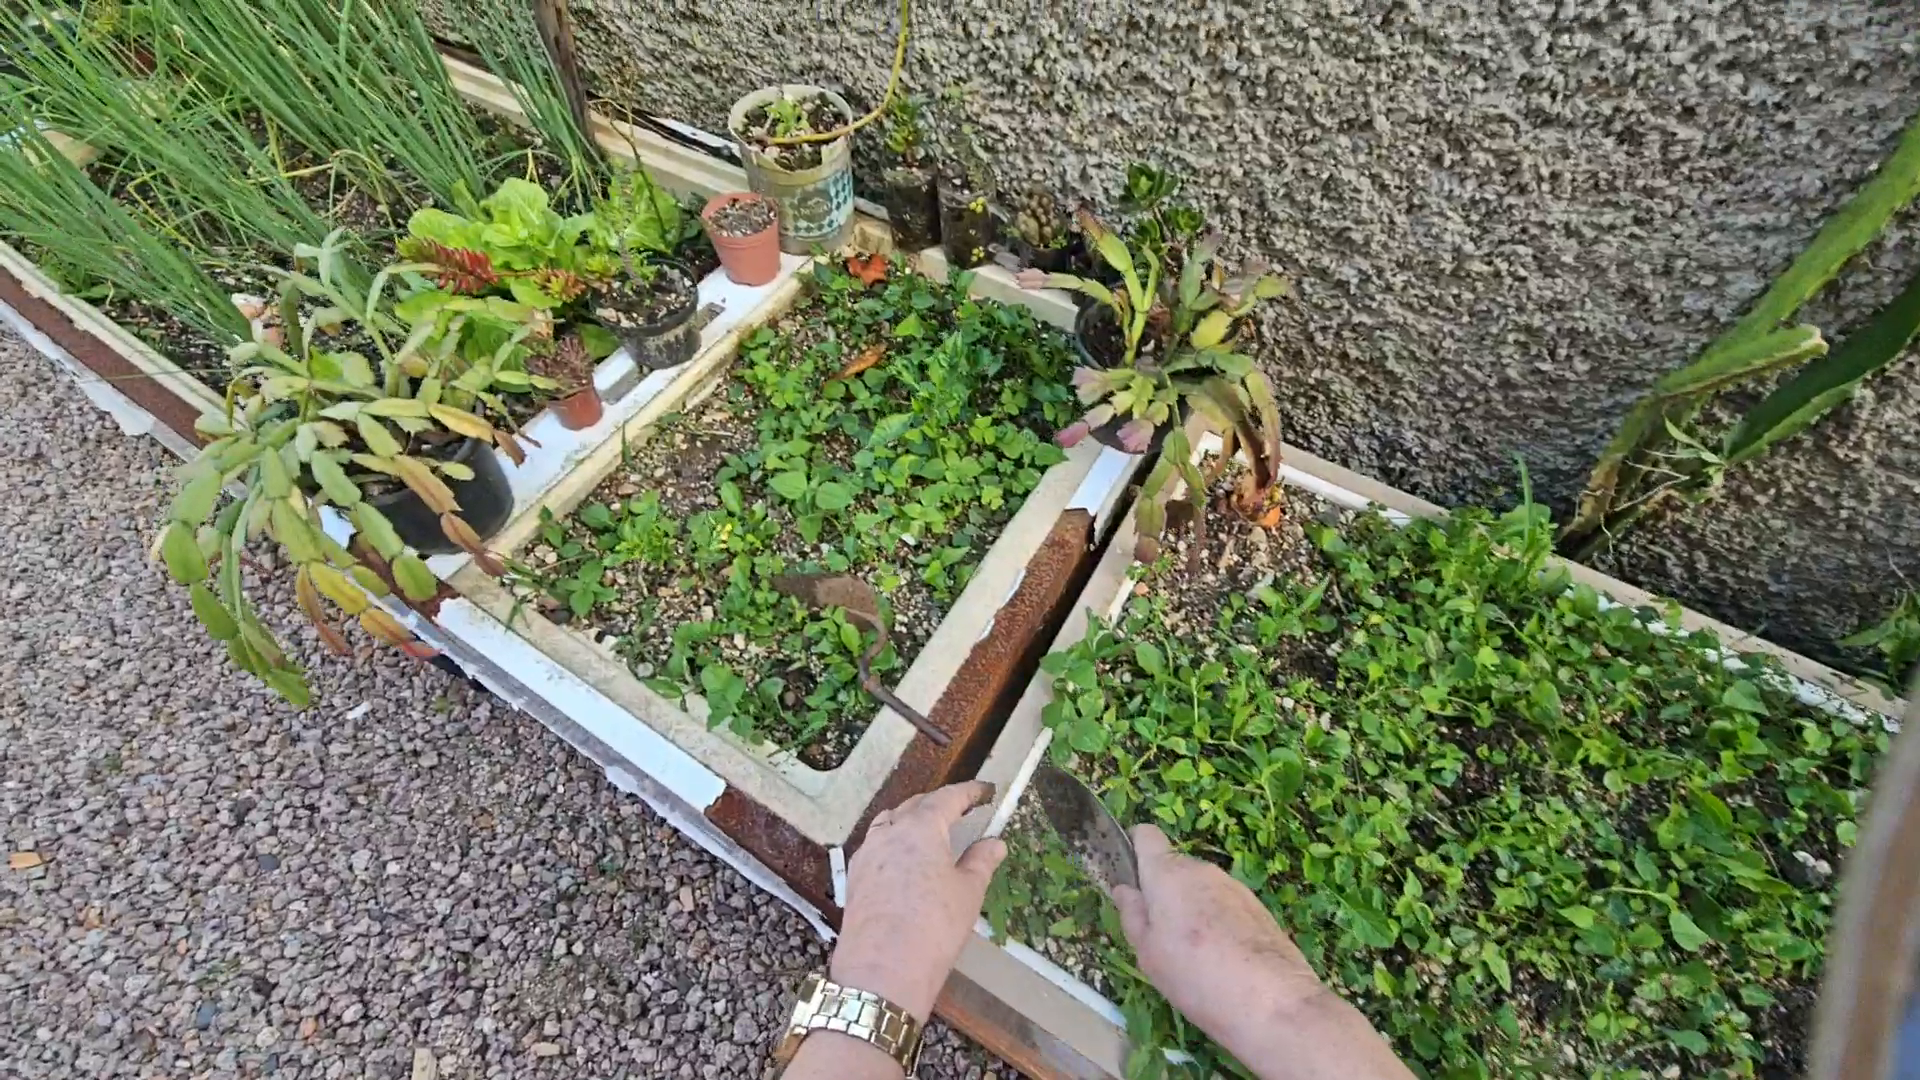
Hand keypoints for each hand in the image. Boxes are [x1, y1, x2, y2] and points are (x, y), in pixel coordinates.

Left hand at [830, 781, 1005, 1021]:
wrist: (881, 973)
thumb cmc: (934, 927)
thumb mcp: (968, 893)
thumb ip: (981, 861)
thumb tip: (995, 843)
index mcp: (921, 826)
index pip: (948, 797)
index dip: (969, 792)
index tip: (985, 790)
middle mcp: (890, 831)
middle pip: (916, 805)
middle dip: (939, 803)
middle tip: (962, 809)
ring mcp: (867, 852)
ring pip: (891, 821)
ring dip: (912, 819)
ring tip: (930, 830)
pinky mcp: (854, 876)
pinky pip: (877, 844)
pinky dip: (894, 841)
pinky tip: (903, 859)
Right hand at [1113, 825, 1412, 1079]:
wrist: (1273, 1004)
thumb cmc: (1195, 975)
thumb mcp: (1147, 953)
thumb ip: (1132, 914)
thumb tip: (1125, 889)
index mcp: (1167, 872)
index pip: (1145, 834)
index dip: (1134, 848)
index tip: (1132, 877)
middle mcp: (1200, 869)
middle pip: (1174, 868)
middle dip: (1165, 893)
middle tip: (1162, 935)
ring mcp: (1233, 886)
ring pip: (1201, 889)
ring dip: (1194, 910)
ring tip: (1196, 956)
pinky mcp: (1258, 907)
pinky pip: (1226, 906)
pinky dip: (1219, 924)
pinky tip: (1224, 961)